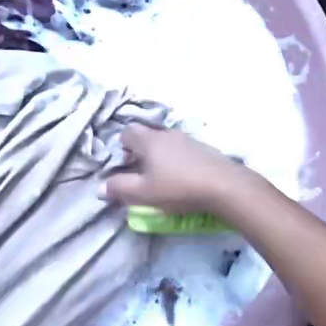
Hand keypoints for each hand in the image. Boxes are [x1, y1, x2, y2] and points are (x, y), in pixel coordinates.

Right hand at [103, 126, 258, 215]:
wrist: (225, 186)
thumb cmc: (178, 187)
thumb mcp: (143, 194)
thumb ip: (120, 188)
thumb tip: (100, 187)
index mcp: (149, 140)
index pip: (127, 132)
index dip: (123, 148)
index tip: (127, 167)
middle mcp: (168, 134)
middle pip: (148, 136)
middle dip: (141, 153)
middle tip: (144, 175)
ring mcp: (189, 139)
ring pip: (167, 143)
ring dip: (162, 157)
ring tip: (165, 179)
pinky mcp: (206, 149)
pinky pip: (184, 151)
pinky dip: (179, 161)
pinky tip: (185, 179)